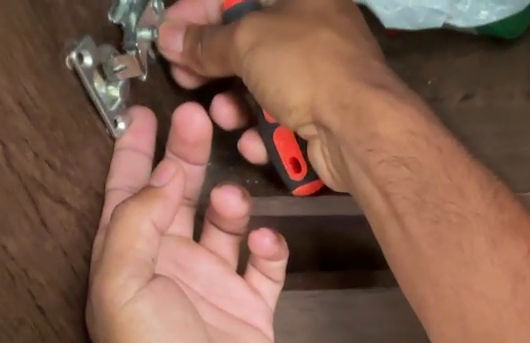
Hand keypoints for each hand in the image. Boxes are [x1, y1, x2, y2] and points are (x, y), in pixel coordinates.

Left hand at [87, 101, 287, 342]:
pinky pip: (263, 267)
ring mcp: (213, 289)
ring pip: (223, 227)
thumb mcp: (122, 284)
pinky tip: (266, 243)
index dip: (133, 154)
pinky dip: (268, 249)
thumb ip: (137, 222)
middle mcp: (170, 269)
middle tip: (200, 118)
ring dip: (228, 203)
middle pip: (177, 199)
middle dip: (186, 158)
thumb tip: (163, 176)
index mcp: (129, 262)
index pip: (127, 195)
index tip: (144, 113)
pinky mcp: (251, 311)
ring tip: (231, 198)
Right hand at [157, 0, 407, 191]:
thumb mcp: (247, 40)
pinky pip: (284, 122)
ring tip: (223, 114)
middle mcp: (314, 30)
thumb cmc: (306, 66)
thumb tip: (171, 38)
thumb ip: (206, 41)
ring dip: (237, 104)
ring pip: (265, 88)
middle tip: (185, 76)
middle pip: (251, 44)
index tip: (171, 33)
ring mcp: (320, 79)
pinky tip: (253, 142)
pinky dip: (265, 133)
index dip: (199, 11)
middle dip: (215, 64)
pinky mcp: (322, 120)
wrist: (359, 130)